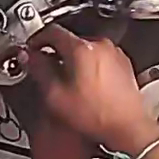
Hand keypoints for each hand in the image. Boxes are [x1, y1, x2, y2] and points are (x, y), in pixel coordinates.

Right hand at [27, 26, 158, 153]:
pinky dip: (89, 66)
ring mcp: (113, 53)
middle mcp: (100, 46)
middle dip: (55, 53)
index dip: (37, 39)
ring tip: (67, 81)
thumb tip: (31, 58)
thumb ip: (39, 71)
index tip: (32, 49)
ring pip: (84, 49)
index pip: (52, 31)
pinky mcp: (122, 63)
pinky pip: (99, 58)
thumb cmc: (97, 115)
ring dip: (72, 60)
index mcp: (81, 49)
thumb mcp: (56, 96)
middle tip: (46, 69)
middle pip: (69, 40)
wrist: (128, 127)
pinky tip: (86, 86)